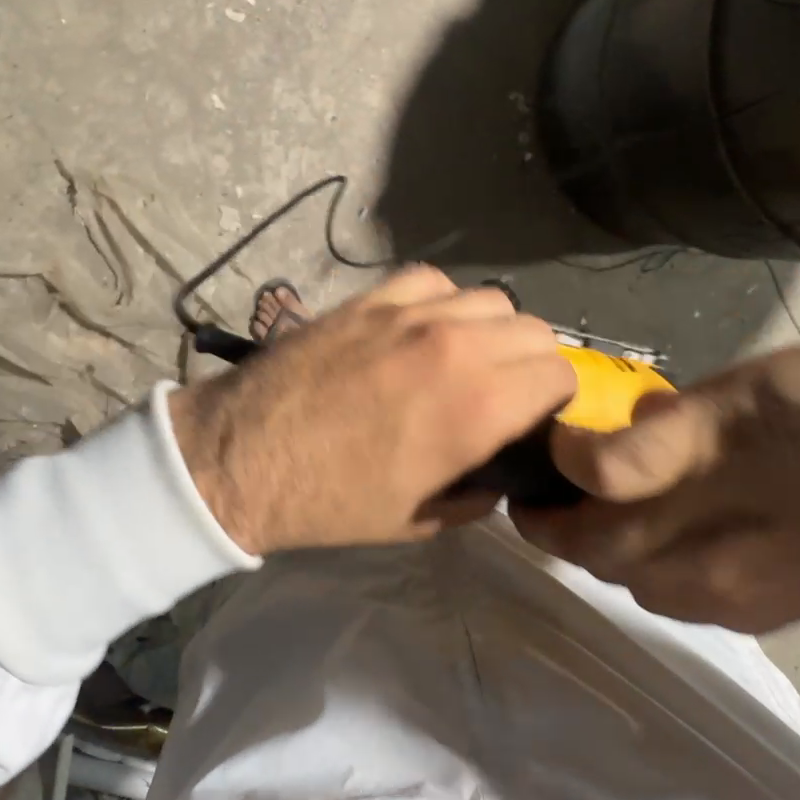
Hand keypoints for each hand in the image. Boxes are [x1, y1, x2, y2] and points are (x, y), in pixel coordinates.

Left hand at [168, 266, 576, 554]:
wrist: (240, 457)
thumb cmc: (330, 500)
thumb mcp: (419, 520)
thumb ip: (478, 493)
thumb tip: (498, 471)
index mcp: (476, 408)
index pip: (559, 374)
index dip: (556, 399)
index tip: (535, 417)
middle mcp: (455, 347)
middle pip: (535, 329)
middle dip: (532, 362)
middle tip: (505, 390)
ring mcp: (410, 314)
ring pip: (491, 299)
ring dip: (493, 328)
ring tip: (466, 355)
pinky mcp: (371, 298)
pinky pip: (433, 279)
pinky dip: (442, 300)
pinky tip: (424, 326)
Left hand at [511, 333, 799, 632]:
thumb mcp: (739, 410)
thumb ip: (647, 446)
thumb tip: (569, 455)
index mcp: (694, 557)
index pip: (580, 544)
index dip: (539, 506)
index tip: (523, 458)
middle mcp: (717, 591)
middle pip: (613, 562)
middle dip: (573, 517)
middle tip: (559, 456)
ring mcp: (763, 593)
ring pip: (657, 569)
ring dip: (621, 526)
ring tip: (611, 466)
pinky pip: (706, 570)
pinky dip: (671, 533)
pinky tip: (683, 484)